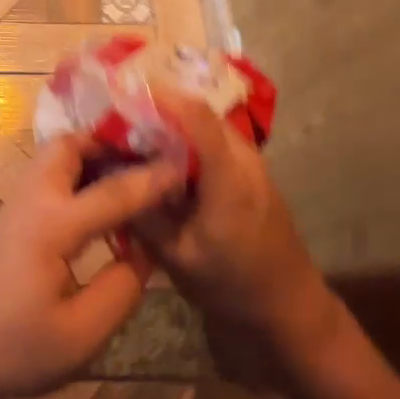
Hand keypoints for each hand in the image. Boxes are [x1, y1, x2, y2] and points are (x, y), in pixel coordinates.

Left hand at [0, 135, 185, 398]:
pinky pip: (48, 176)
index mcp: (51, 225)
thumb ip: (121, 288)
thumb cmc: (17, 346)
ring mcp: (17, 205)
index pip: (111, 192)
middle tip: (148, 152)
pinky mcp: (12, 217)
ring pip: (54, 156)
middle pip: (68, 147)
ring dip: (91, 153)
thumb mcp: (82, 333)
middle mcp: (32, 200)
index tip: (185, 163)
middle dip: (108, 142)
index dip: (151, 178)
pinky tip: (101, 197)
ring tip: (131, 169)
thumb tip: (146, 249)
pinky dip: (77, 171)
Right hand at [135, 90, 331, 335]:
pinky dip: (185, 138)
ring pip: (206, 124)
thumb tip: (108, 172)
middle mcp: (244, 159)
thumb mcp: (177, 257)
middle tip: (117, 119)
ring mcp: (252, 162)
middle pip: (198, 113)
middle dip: (157, 108)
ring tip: (134, 137)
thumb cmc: (233, 286)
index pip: (197, 117)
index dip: (160, 97)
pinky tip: (162, 159)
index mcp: (228, 178)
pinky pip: (213, 139)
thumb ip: (144, 211)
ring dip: (171, 122)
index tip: (121, 91)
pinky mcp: (251, 171)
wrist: (291, 307)